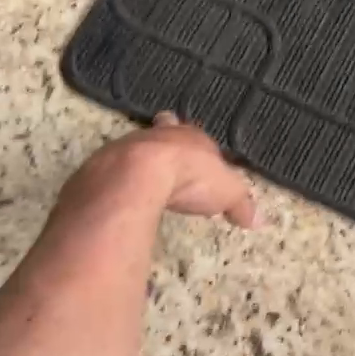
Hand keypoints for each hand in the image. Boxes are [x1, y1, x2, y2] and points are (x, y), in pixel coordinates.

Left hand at [84, 113, 260, 227]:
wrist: (136, 177)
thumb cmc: (190, 177)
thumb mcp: (227, 193)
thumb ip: (241, 204)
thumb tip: (260, 222)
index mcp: (188, 138)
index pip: (192, 133)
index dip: (191, 141)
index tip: (190, 147)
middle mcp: (154, 137)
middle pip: (157, 133)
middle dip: (160, 142)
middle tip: (162, 155)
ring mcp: (121, 151)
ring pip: (129, 150)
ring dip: (134, 163)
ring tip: (138, 181)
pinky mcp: (94, 170)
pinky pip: (105, 174)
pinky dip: (111, 184)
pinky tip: (114, 199)